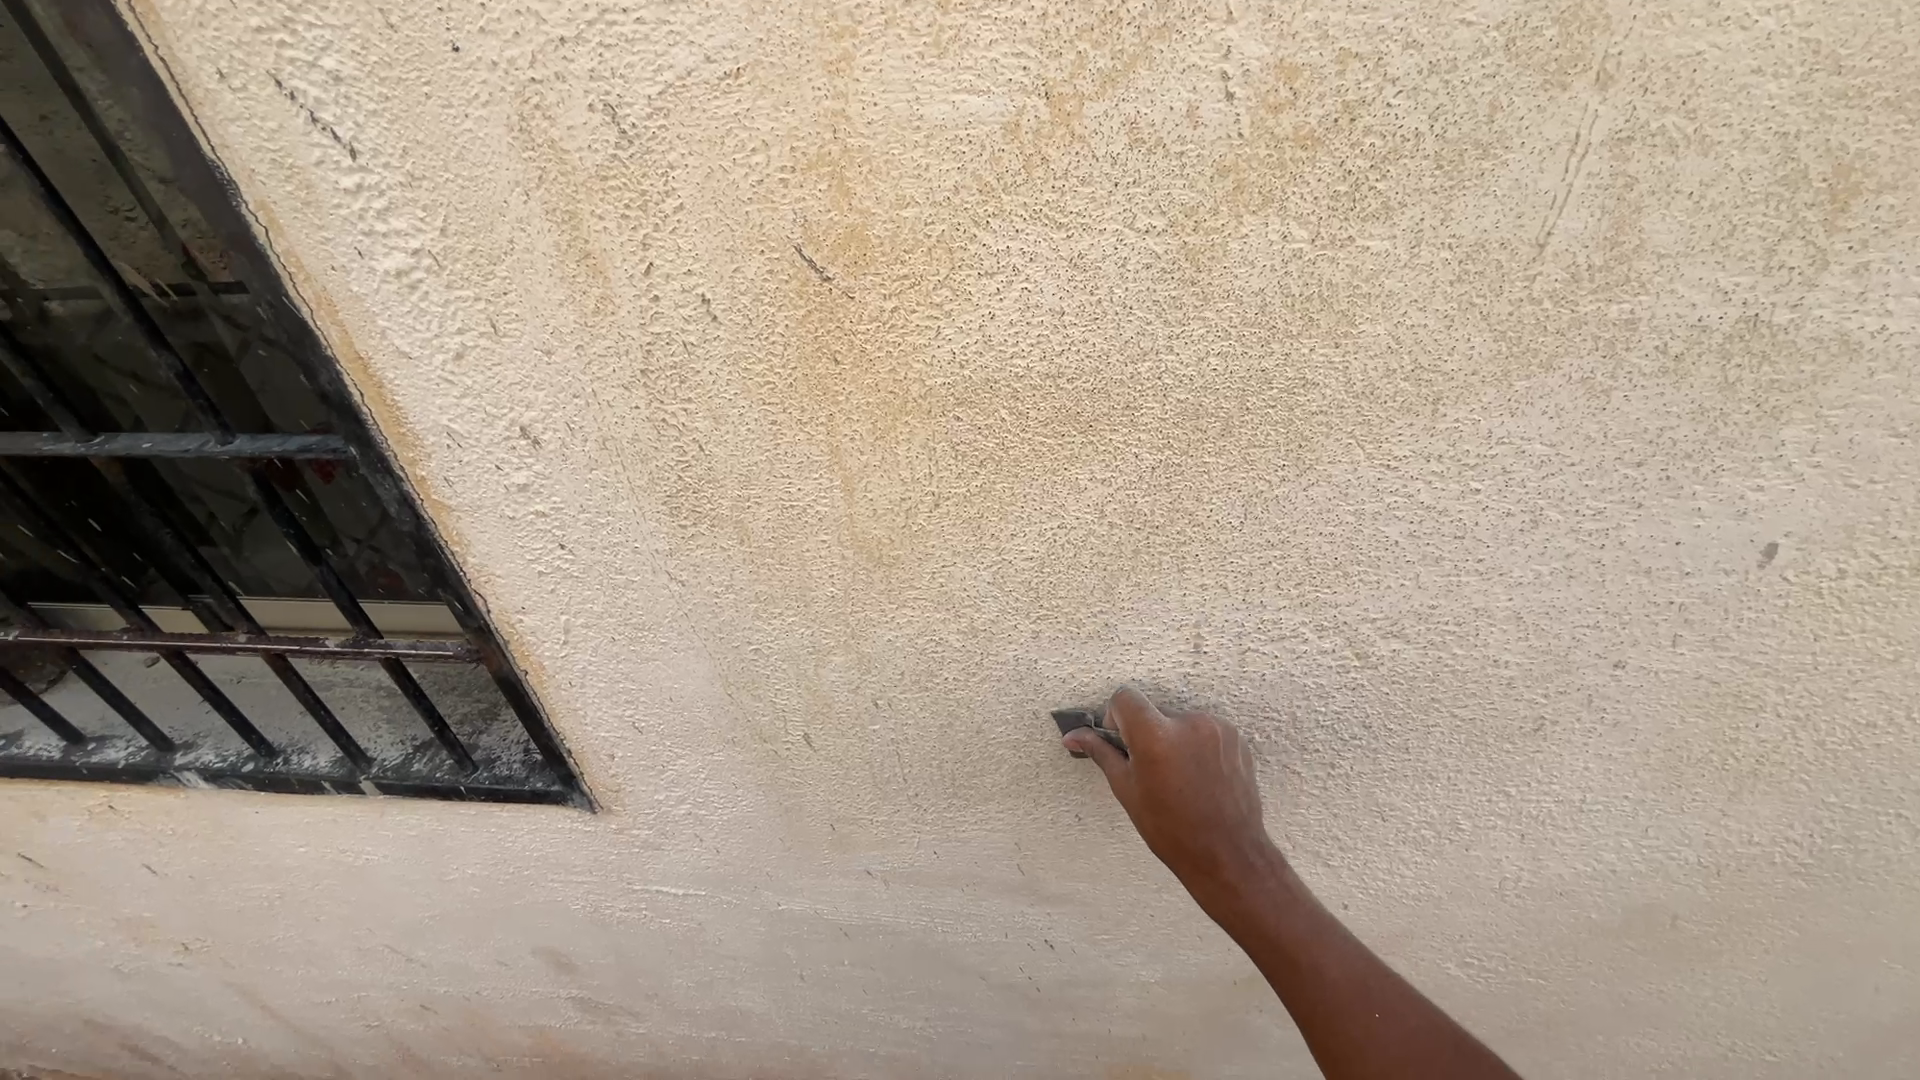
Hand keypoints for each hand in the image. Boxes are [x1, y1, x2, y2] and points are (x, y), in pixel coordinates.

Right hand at [1063, 687, 1281, 901]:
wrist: (1228, 855)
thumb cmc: (1173, 829)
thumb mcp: (1127, 790)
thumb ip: (1101, 752)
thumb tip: (1073, 736)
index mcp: (1156, 736)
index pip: (1124, 697)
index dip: (1116, 717)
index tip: (1123, 742)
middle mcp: (1188, 723)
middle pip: (1152, 710)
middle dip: (1146, 732)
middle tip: (1150, 768)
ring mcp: (1216, 728)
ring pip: (1178, 720)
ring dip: (1172, 738)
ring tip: (1178, 776)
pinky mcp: (1234, 737)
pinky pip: (1204, 729)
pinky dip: (1196, 745)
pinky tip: (1198, 776)